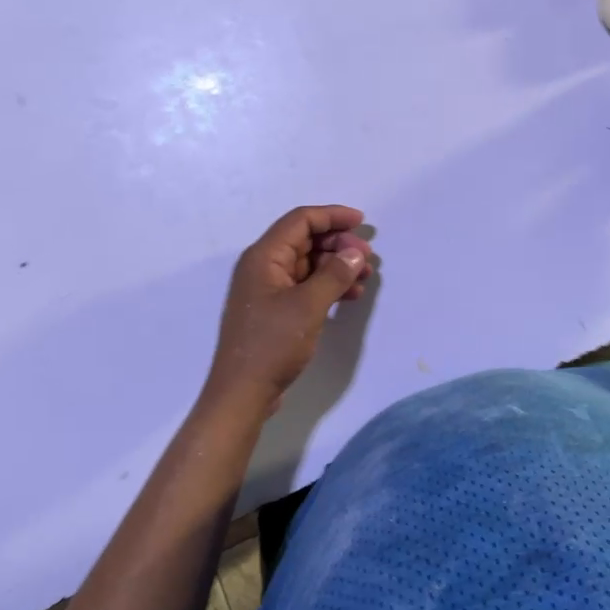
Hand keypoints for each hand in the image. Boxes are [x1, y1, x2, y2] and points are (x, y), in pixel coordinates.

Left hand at [203, 205, 373, 415]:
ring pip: (308, 263)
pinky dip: (328, 286)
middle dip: (338, 243)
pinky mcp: (274, 310)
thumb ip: (334, 275)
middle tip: (367, 258)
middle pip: (305, 240)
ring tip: (365, 277)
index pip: (300, 221)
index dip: (332, 216)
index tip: (362, 222)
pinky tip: (351, 296)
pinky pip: (305, 285)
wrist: (242, 393)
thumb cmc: (272, 344)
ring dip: (336, 266)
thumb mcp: (308, 306)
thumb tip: (355, 253)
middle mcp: (263, 266)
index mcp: (264, 257)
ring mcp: (268, 289)